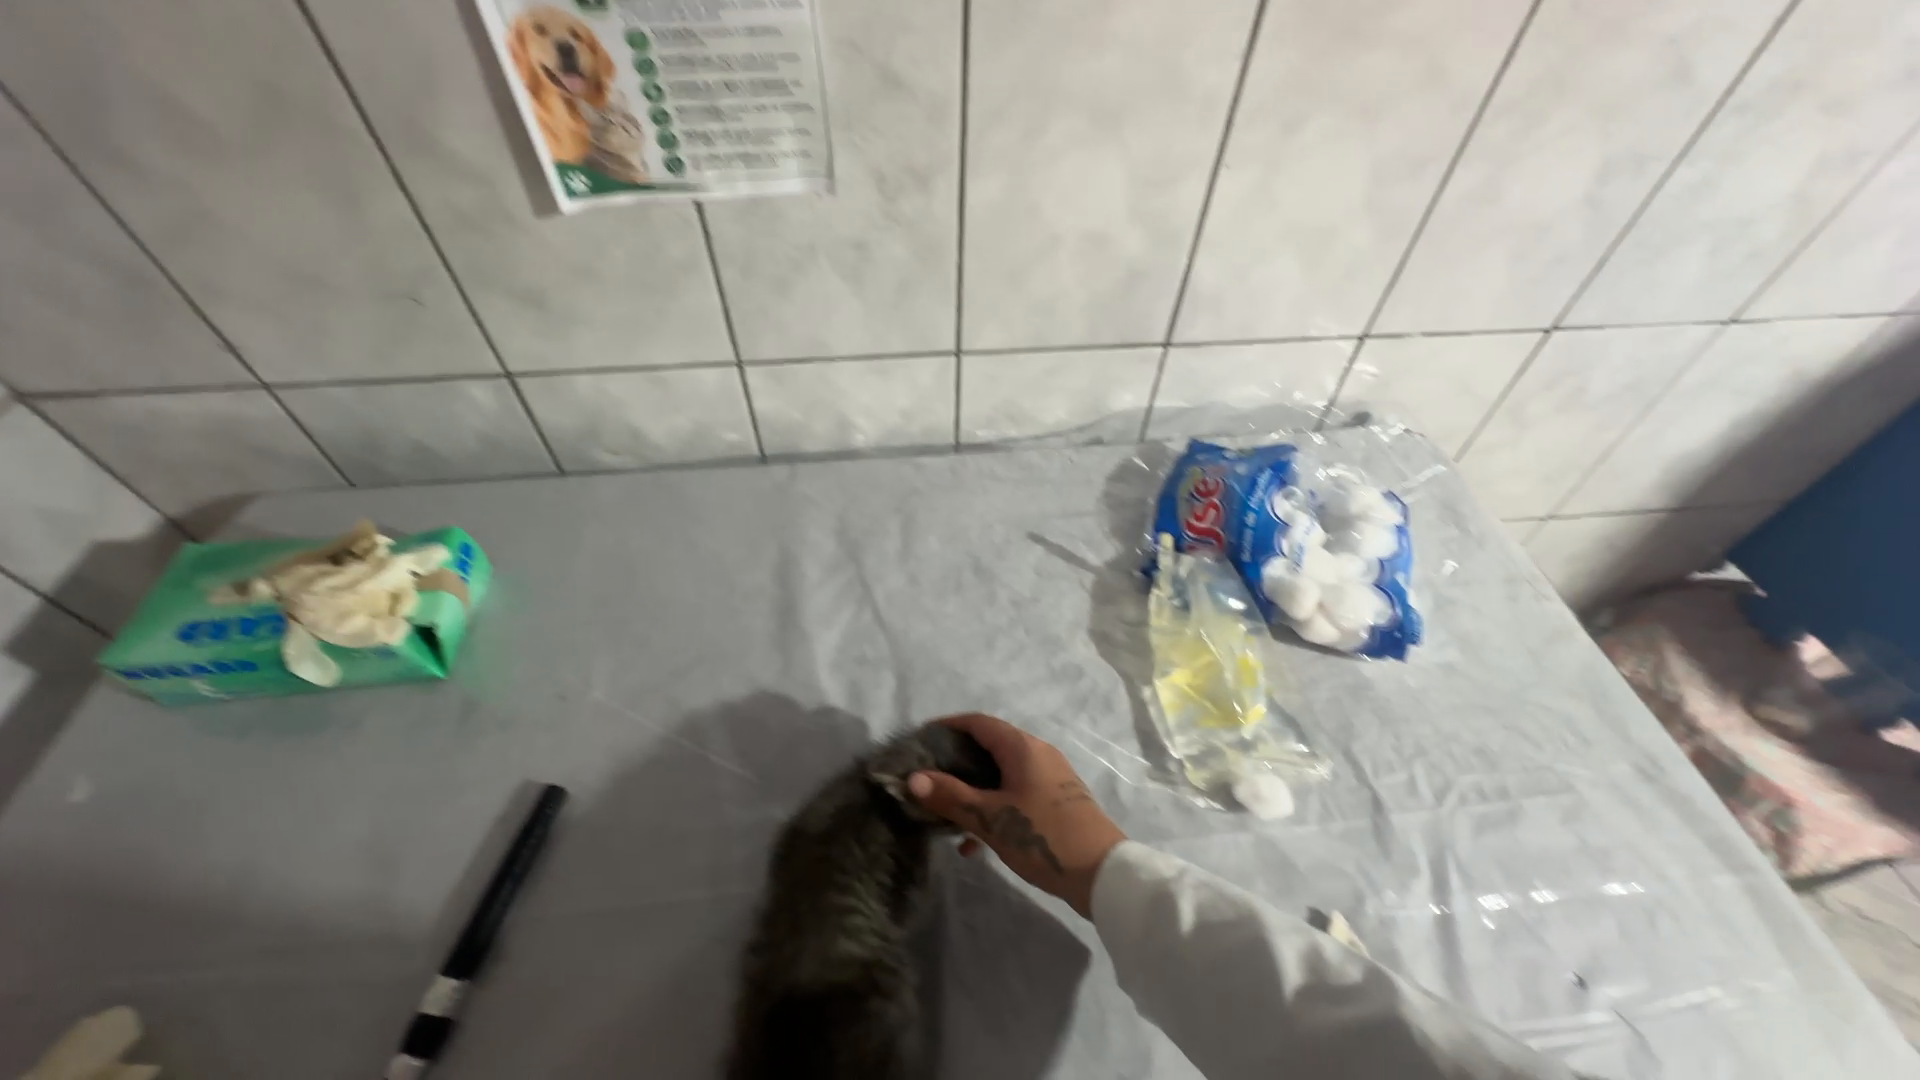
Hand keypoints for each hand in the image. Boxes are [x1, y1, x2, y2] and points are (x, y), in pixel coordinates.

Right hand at [908, 713, 1126, 916]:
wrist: (1103, 873)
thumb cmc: (1043, 838)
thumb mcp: (991, 819)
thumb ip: (951, 797)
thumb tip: (912, 778)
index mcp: (1022, 748)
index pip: (978, 722)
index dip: (947, 727)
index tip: (920, 742)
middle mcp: (1037, 753)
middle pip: (988, 747)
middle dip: (955, 764)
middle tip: (926, 781)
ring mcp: (1049, 777)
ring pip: (1000, 774)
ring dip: (972, 791)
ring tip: (945, 817)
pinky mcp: (1055, 801)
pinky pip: (1014, 792)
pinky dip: (993, 807)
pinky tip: (974, 843)